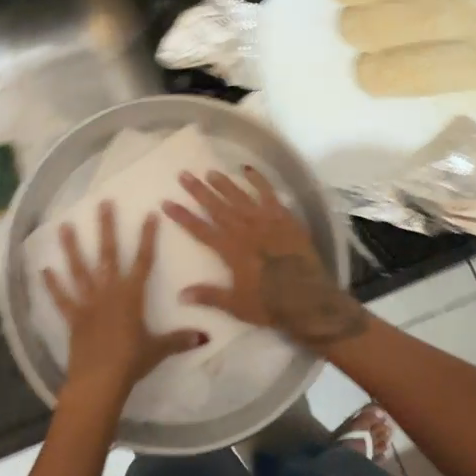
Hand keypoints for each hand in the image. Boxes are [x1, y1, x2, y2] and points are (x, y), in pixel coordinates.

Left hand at [43, 201, 206, 401]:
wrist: (100, 380)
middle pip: (109, 254)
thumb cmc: (132, 362)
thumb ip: (179, 339)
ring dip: (72, 247)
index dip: (147, 237)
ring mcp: (87, 302)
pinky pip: (61, 297)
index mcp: (132, 296)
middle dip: (107, 228)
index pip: (143, 261)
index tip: (149, 214)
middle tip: (103, 203)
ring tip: (64, 226)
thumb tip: (205, 335)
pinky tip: (44, 269)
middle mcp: (109, 292)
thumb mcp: (158, 349)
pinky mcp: (72, 317)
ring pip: (80, 269)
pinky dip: (52, 284)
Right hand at [164, 168, 368, 348]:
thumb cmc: (270, 304)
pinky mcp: (285, 219)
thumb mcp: (236, 305)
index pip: (200, 229)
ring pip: (240, 198)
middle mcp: (245, 230)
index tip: (166, 202)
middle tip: (183, 175)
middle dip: (198, 191)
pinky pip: (270, 195)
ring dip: (224, 184)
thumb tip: (181, 295)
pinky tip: (248, 170)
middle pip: (217, 207)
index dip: (182, 216)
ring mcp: (266, 222)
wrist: (309, 298)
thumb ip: (209, 296)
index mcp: (230, 250)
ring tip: (210, 171)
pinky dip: (259, 181)